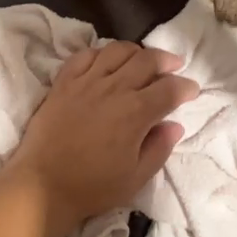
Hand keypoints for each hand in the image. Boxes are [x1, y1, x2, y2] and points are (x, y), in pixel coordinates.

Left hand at [2, 42, 198, 227]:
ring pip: (116, 50)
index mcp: (135, 112)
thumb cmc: (93, 186)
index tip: (192, 90)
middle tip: (174, 65)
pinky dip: (100, 52)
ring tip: (142, 58)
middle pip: (146, 60)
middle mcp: (114, 88)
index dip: (185, 87)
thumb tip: (175, 126)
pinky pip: (85, 55)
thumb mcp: (136, 178)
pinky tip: (106, 60)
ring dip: (135, 50)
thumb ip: (159, 148)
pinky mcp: (64, 81)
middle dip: (166, 60)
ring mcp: (86, 81)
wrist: (43, 184)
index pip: (169, 89)